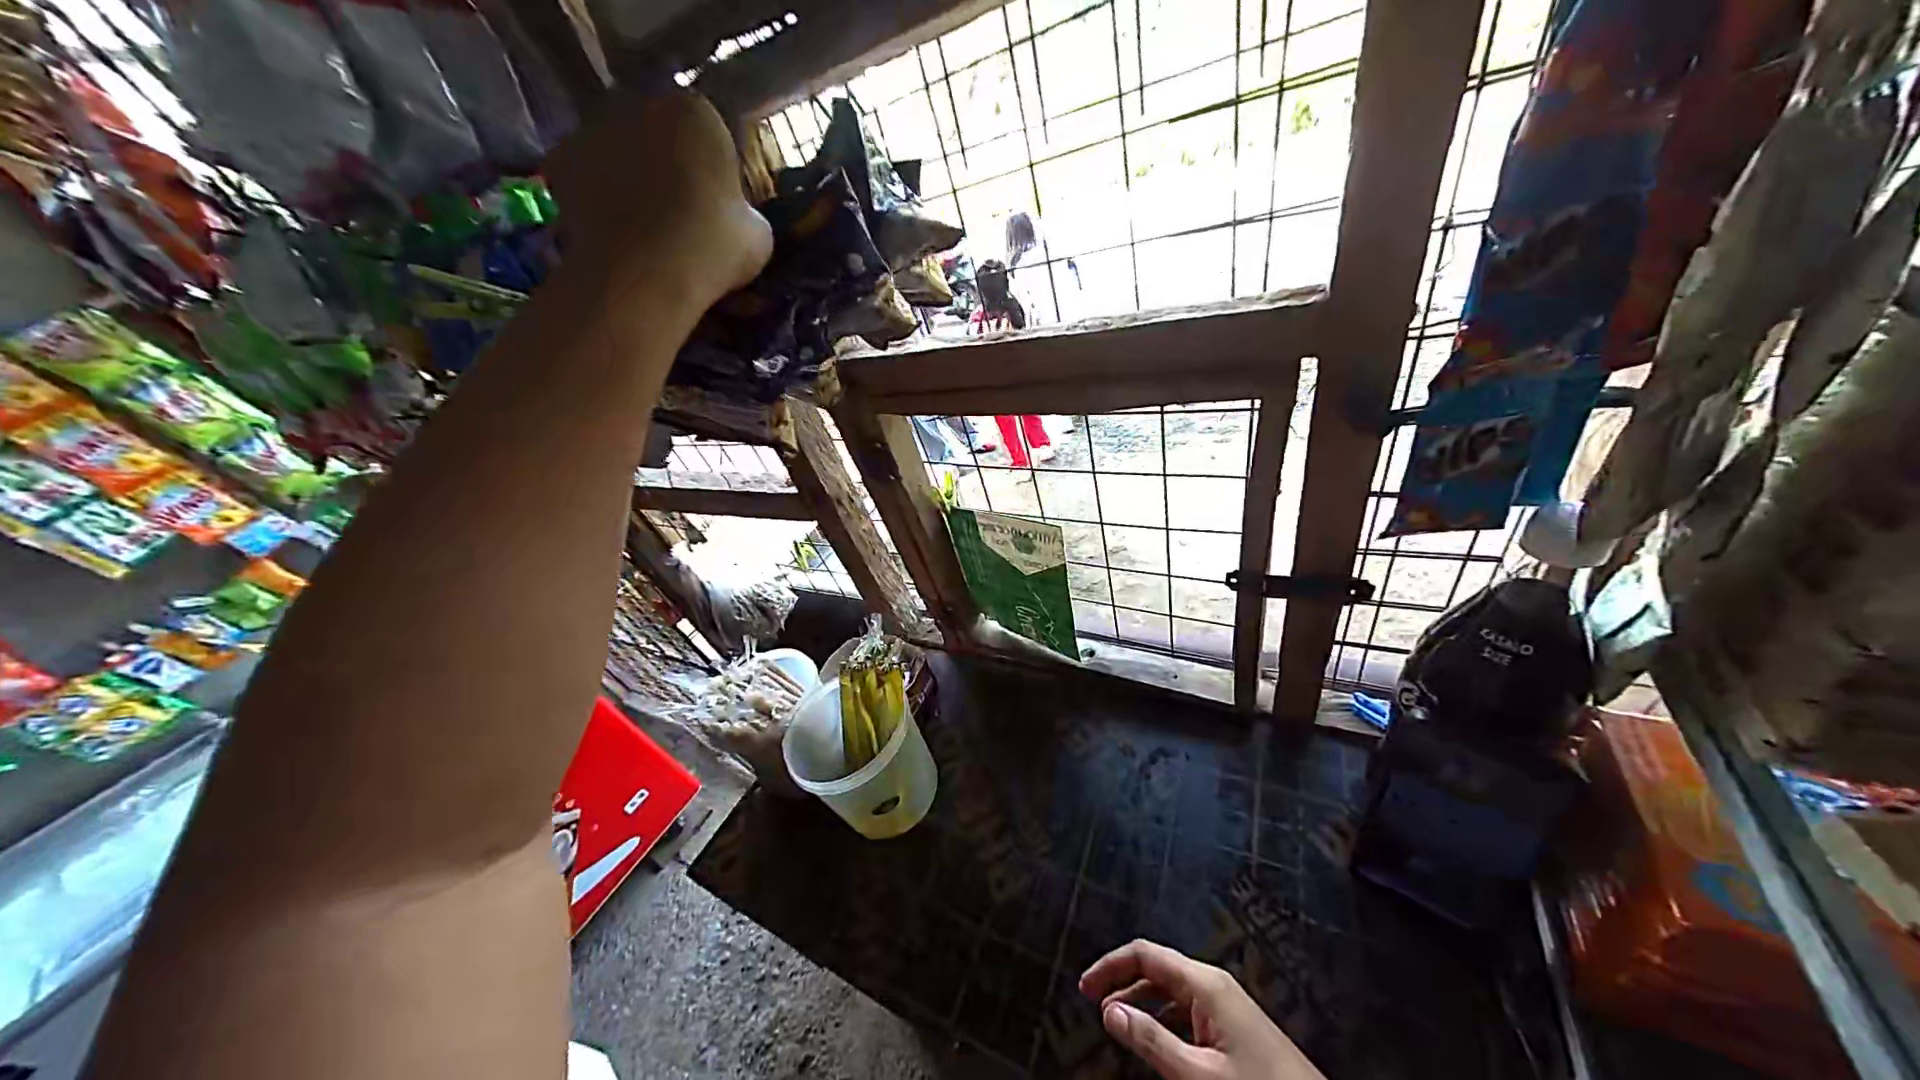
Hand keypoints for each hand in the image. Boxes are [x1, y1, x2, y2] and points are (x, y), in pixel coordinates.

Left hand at [545, 92, 771, 315]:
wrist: (642, 278)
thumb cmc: (712, 247)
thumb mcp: (757, 235)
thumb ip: (743, 212)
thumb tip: (734, 218)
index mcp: (695, 111)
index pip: (711, 130)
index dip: (716, 167)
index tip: (720, 202)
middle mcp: (638, 104)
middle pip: (660, 134)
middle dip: (670, 166)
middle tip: (684, 215)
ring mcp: (592, 130)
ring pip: (621, 153)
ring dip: (632, 181)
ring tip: (647, 230)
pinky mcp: (559, 163)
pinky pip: (588, 179)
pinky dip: (599, 200)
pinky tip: (616, 235)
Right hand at [1079, 939, 1326, 1079]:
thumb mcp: (1198, 1073)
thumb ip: (1151, 1040)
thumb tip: (1111, 1012)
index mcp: (1205, 984)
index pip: (1145, 954)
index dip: (1110, 966)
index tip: (1086, 987)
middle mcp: (1215, 985)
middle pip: (1156, 968)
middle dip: (1121, 982)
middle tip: (1094, 1003)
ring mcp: (1226, 1005)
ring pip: (1170, 990)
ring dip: (1140, 1002)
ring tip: (1118, 1024)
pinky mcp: (1234, 1026)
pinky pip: (1187, 1010)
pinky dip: (1162, 1019)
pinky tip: (1154, 1041)